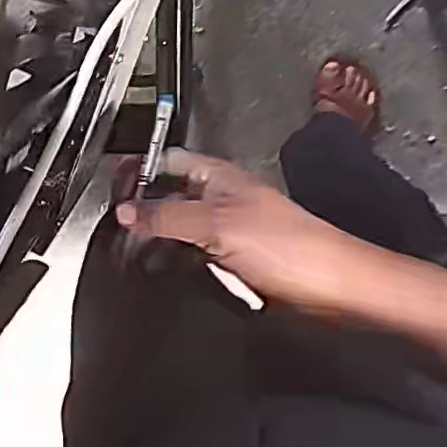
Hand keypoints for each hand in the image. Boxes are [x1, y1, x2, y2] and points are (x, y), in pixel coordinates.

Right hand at [116, 148, 372, 311]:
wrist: (333, 287)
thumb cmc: (289, 246)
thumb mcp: (215, 225)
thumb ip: (166, 216)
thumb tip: (127, 211)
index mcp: (218, 176)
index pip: (166, 160)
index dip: (138, 167)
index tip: (112, 183)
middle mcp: (221, 197)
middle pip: (169, 192)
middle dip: (143, 203)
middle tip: (117, 217)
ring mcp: (227, 225)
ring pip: (180, 221)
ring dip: (159, 231)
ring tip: (134, 241)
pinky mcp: (234, 253)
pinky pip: (193, 247)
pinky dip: (176, 253)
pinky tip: (165, 262)